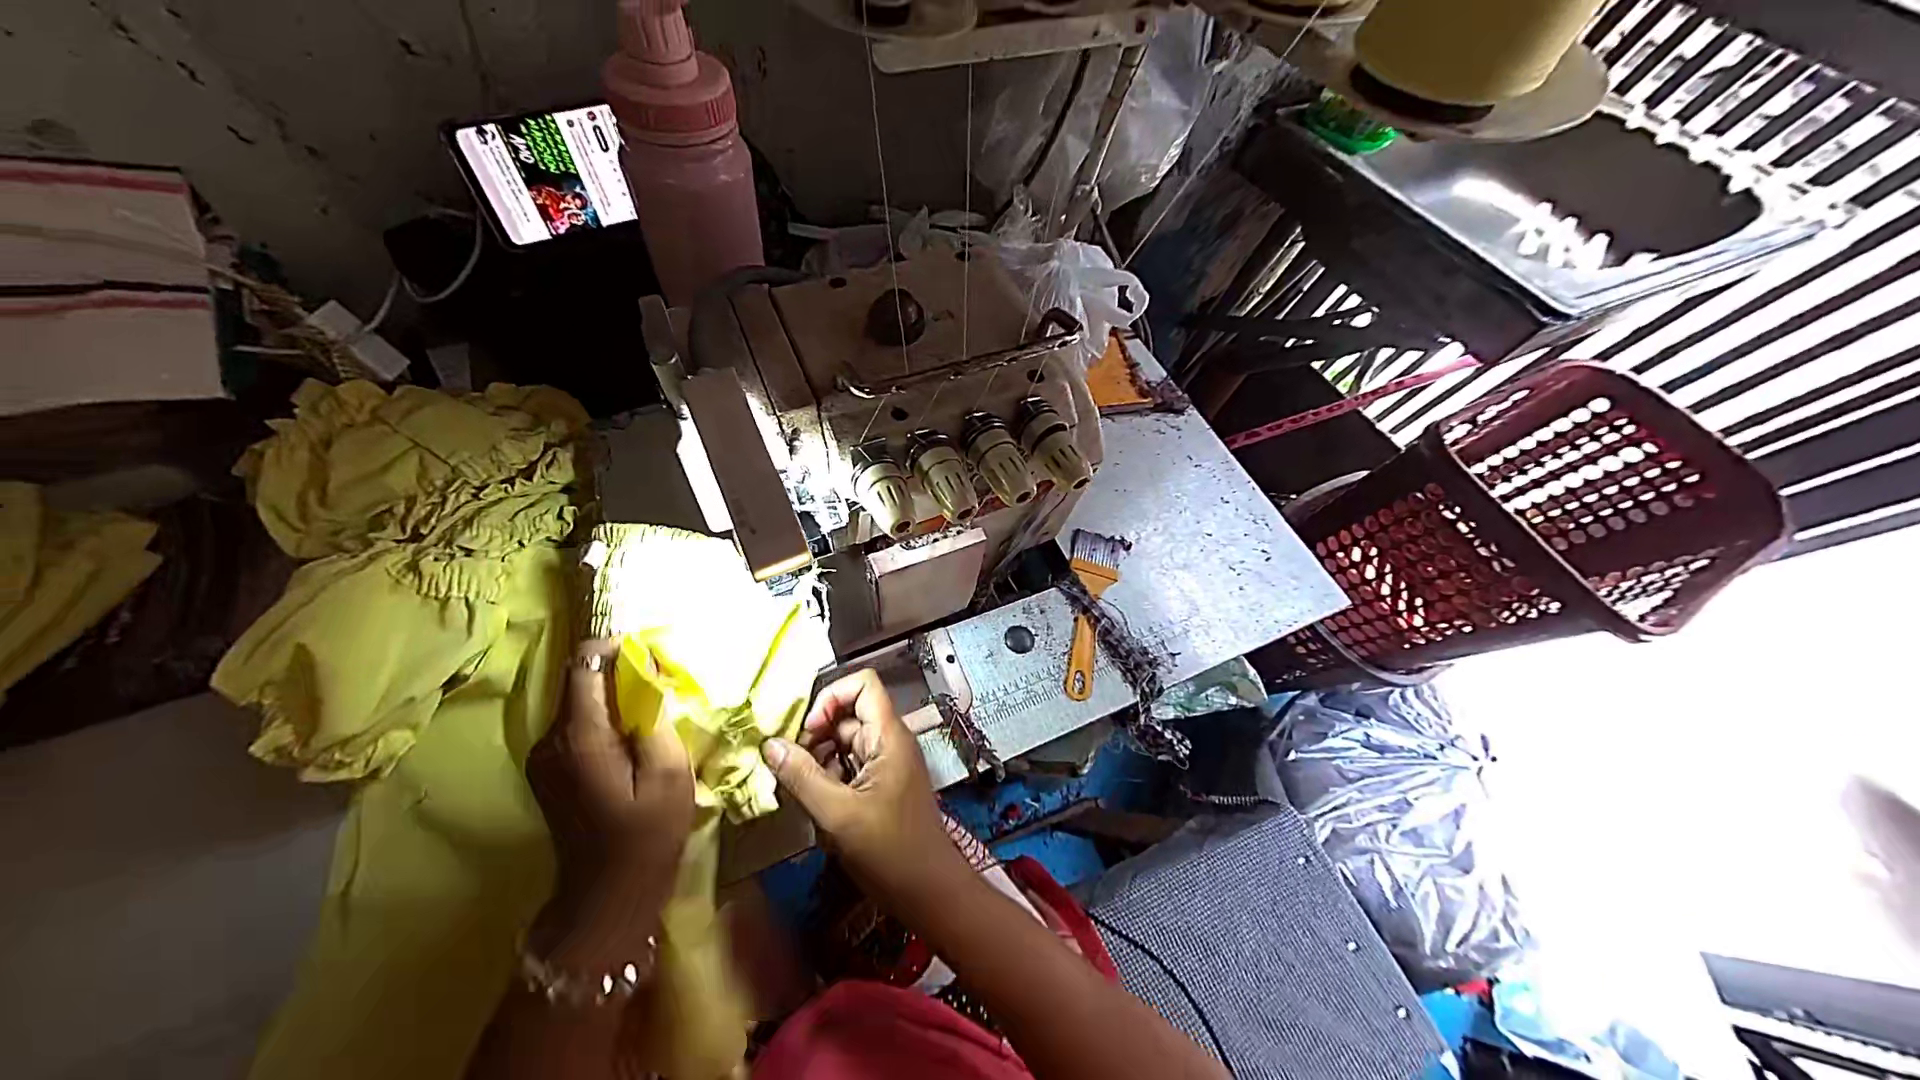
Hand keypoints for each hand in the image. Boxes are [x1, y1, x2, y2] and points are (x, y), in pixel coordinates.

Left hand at [526, 639, 693, 970]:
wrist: (608, 896)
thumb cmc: (647, 834)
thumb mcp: (669, 773)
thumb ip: (655, 718)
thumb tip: (648, 673)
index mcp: (579, 737)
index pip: (583, 664)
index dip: (614, 647)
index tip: (649, 655)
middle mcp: (550, 741)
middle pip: (579, 681)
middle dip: (618, 672)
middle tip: (660, 684)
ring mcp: (543, 758)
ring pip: (578, 703)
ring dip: (612, 697)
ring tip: (651, 713)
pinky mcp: (547, 772)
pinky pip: (575, 727)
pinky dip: (603, 720)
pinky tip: (631, 740)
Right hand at [760, 669, 964, 907]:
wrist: (929, 892)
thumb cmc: (890, 852)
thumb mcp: (838, 815)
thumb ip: (802, 777)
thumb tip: (769, 745)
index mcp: (889, 736)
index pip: (862, 685)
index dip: (830, 697)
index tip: (808, 732)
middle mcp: (890, 741)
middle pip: (848, 714)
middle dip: (816, 734)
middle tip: (792, 768)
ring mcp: (887, 763)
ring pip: (845, 742)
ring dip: (819, 759)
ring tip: (800, 788)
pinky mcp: (882, 785)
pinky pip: (850, 765)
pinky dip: (829, 776)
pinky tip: (815, 802)